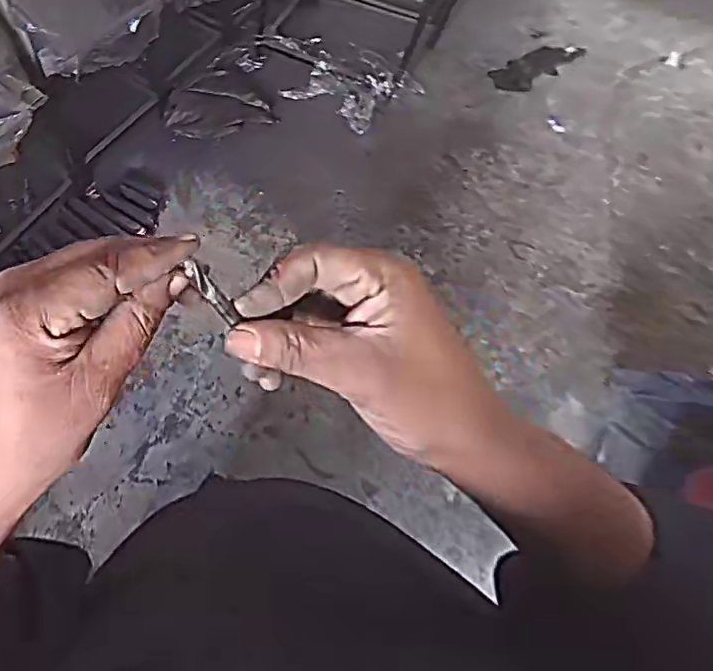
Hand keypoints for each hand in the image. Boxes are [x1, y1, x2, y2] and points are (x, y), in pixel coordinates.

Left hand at [0, 235, 195, 611]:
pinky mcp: (26, 291)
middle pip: (95, 254)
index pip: (103, 267)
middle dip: (146, 259)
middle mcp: (16, 286)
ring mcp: (17, 285)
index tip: (188, 251)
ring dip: (132, 266)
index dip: (152, 256)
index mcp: (26, 308)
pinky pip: (78, 270)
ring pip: (89, 257)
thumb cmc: (36, 437)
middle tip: (190, 270)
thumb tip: (169, 280)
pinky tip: (138, 285)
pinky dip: (112, 276)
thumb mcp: (98, 384)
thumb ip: (136, 324)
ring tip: (172, 280)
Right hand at [225, 245, 509, 464]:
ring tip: (259, 365)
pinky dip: (288, 350)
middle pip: (299, 283)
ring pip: (298, 309)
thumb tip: (241, 336)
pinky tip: (275, 370)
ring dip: (274, 338)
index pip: (311, 262)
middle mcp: (370, 284)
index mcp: (382, 276)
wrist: (471, 448)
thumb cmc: (437, 405)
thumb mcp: (356, 372)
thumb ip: (293, 350)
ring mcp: (361, 309)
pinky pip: (308, 331)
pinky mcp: (354, 333)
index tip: (245, 312)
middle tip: (246, 340)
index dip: (274, 285)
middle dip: (269, 315)